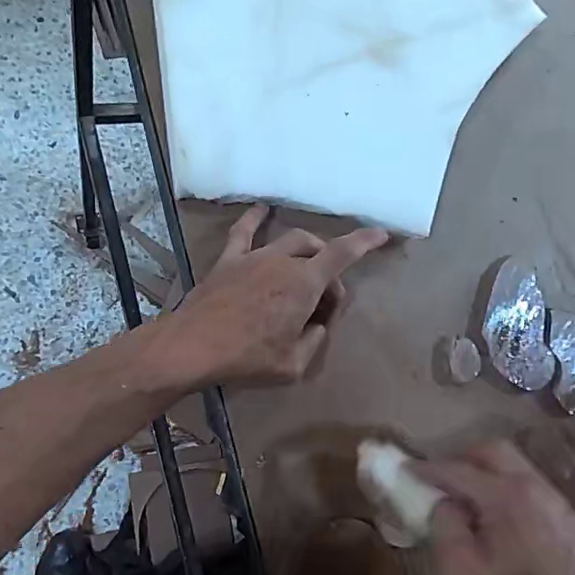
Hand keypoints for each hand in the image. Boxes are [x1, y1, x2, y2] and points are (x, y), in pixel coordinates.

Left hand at [159, 204, 388, 387]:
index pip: (343, 254)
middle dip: (330, 275)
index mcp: (304, 284)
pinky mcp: (229, 261)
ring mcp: (254, 257)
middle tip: (323, 307)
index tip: (382, 234)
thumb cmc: (247, 358)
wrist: (193, 347)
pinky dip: (255, 219)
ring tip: (306, 273)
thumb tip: (316, 327)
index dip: (365, 242)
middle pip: (318, 253)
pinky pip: (244, 232)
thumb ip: (313, 341)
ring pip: (290, 240)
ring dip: (307, 251)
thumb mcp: (293, 365)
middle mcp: (283, 261)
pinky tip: (261, 209)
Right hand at [416, 441, 574, 574]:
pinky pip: (532, 490)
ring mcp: (559, 506)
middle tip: (437, 480)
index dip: (427, 468)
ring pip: (517, 468)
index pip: (459, 469)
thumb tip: (444, 502)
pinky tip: (497, 521)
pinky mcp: (571, 526)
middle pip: (494, 453)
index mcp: (508, 495)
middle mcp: (538, 489)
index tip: (404, 470)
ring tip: (465, 501)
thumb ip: (444, 525)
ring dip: (487, 474)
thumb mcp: (458, 572)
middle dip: (461, 459)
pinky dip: (507, 491)